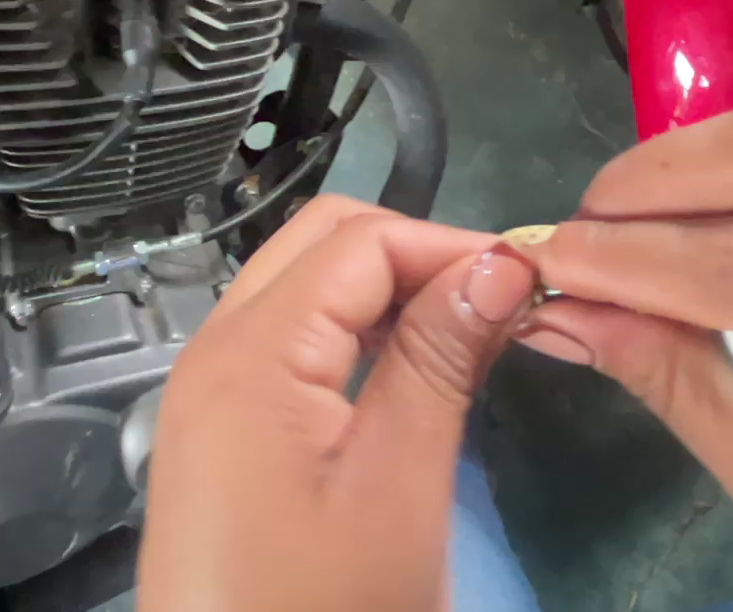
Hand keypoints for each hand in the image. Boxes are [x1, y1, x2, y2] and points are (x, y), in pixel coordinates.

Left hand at [137, 195, 537, 611]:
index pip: (359, 243)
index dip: (445, 245)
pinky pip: (290, 330)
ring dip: (383, 284)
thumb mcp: (394, 490)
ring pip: (304, 278)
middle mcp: (216, 344)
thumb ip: (438, 360)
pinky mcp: (220, 416)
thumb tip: (497, 265)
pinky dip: (351, 323)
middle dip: (411, 250)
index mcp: (249, 351)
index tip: (521, 278)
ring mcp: (211, 379)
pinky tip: (401, 359)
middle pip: (322, 241)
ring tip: (459, 324)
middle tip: (489, 297)